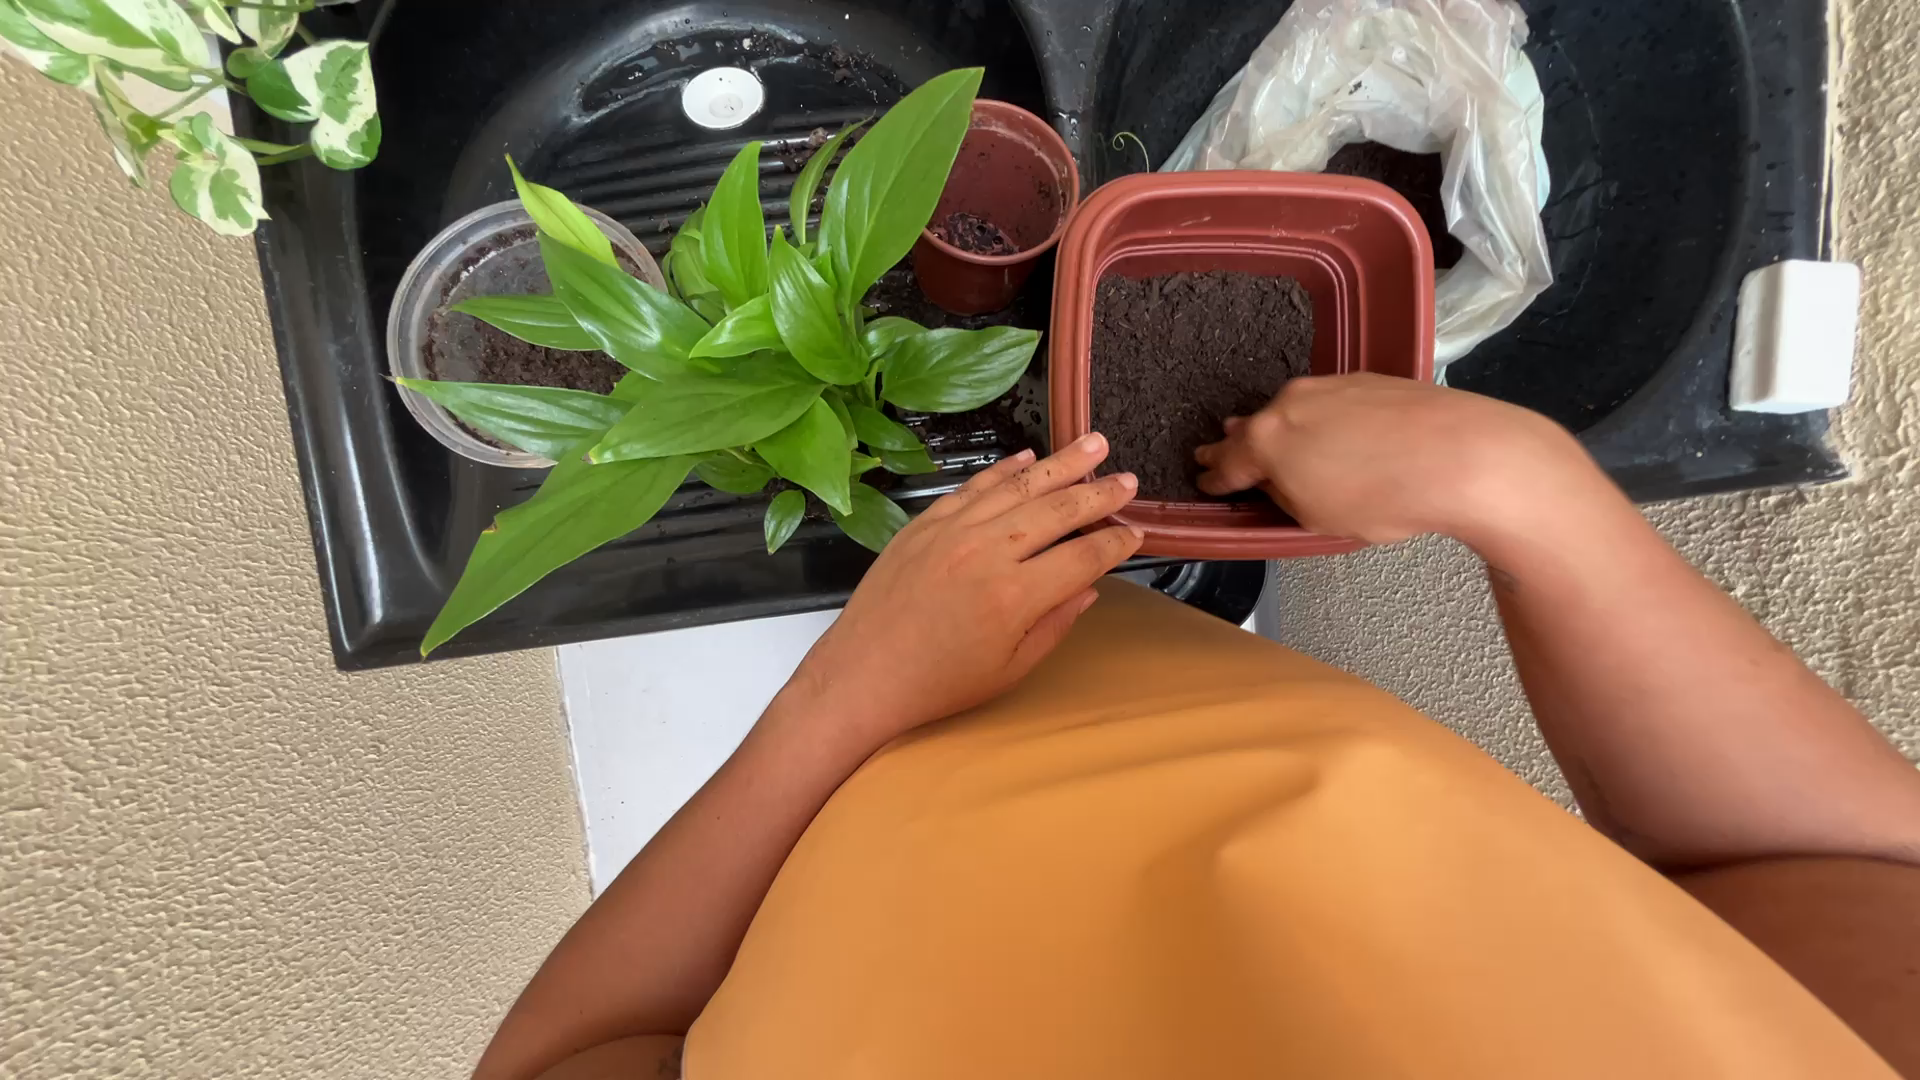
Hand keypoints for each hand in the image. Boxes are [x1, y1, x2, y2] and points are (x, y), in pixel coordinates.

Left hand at [774, 433, 1144, 749]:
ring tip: (1094, 444)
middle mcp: (988, 552)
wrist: (863, 674)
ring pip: (1018, 486)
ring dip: (1060, 464)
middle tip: (1128, 479)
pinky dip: (1003, 469)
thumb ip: (1054, 624)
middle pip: (1057, 510)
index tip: (1136, 532)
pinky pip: (973, 486)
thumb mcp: (1010, 670)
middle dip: (1098, 492)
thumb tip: (1088, 586)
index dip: (1115, 544)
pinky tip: (1028, 456)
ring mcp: (953, 530)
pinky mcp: (925, 523)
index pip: (1083, 557)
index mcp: (1015, 596)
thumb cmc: (939, 684)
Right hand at [1193, 373, 1596, 547]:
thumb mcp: (1315, 516)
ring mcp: (1328, 386)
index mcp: (1265, 440)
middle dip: (1232, 445)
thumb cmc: (1383, 497)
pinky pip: (1324, 402)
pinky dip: (1315, 419)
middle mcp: (1288, 403)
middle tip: (1213, 453)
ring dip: (1275, 428)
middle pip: (1250, 428)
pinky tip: (1329, 435)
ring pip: (1287, 410)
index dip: (1211, 478)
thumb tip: (1275, 479)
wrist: (1468, 454)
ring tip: (1271, 442)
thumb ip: (1281, 494)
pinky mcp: (1366, 379)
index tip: (1203, 482)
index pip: (1224, 463)